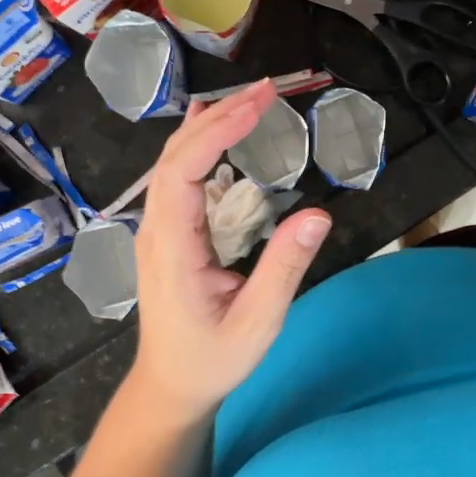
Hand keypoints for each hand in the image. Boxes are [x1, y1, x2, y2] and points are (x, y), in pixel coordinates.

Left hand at [128, 81, 331, 418]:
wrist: (171, 385)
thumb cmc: (212, 359)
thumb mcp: (258, 321)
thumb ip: (285, 268)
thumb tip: (319, 214)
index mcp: (172, 246)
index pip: (185, 171)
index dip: (219, 132)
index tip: (258, 106)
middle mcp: (156, 229)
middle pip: (176, 156)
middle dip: (219, 117)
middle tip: (267, 91)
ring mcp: (157, 230)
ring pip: (173, 162)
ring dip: (209, 126)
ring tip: (249, 100)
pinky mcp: (167, 233)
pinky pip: (177, 177)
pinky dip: (198, 145)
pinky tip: (210, 126)